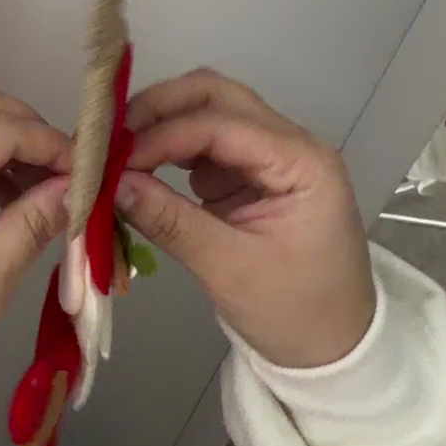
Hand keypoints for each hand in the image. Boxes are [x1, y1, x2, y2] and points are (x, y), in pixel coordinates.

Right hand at [114, 69, 375, 368]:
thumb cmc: (295, 313)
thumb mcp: (229, 270)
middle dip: (158, 109)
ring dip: (159, 123)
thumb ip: (169, 220)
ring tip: (117, 150)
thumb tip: (111, 183)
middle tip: (111, 137)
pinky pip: (200, 139)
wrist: (335, 350)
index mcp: (301, 162)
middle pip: (214, 95)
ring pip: (205, 108)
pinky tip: (138, 167)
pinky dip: (166, 146)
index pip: (220, 123)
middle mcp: (287, 142)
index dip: (162, 135)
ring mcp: (267, 152)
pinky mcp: (247, 169)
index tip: (115, 161)